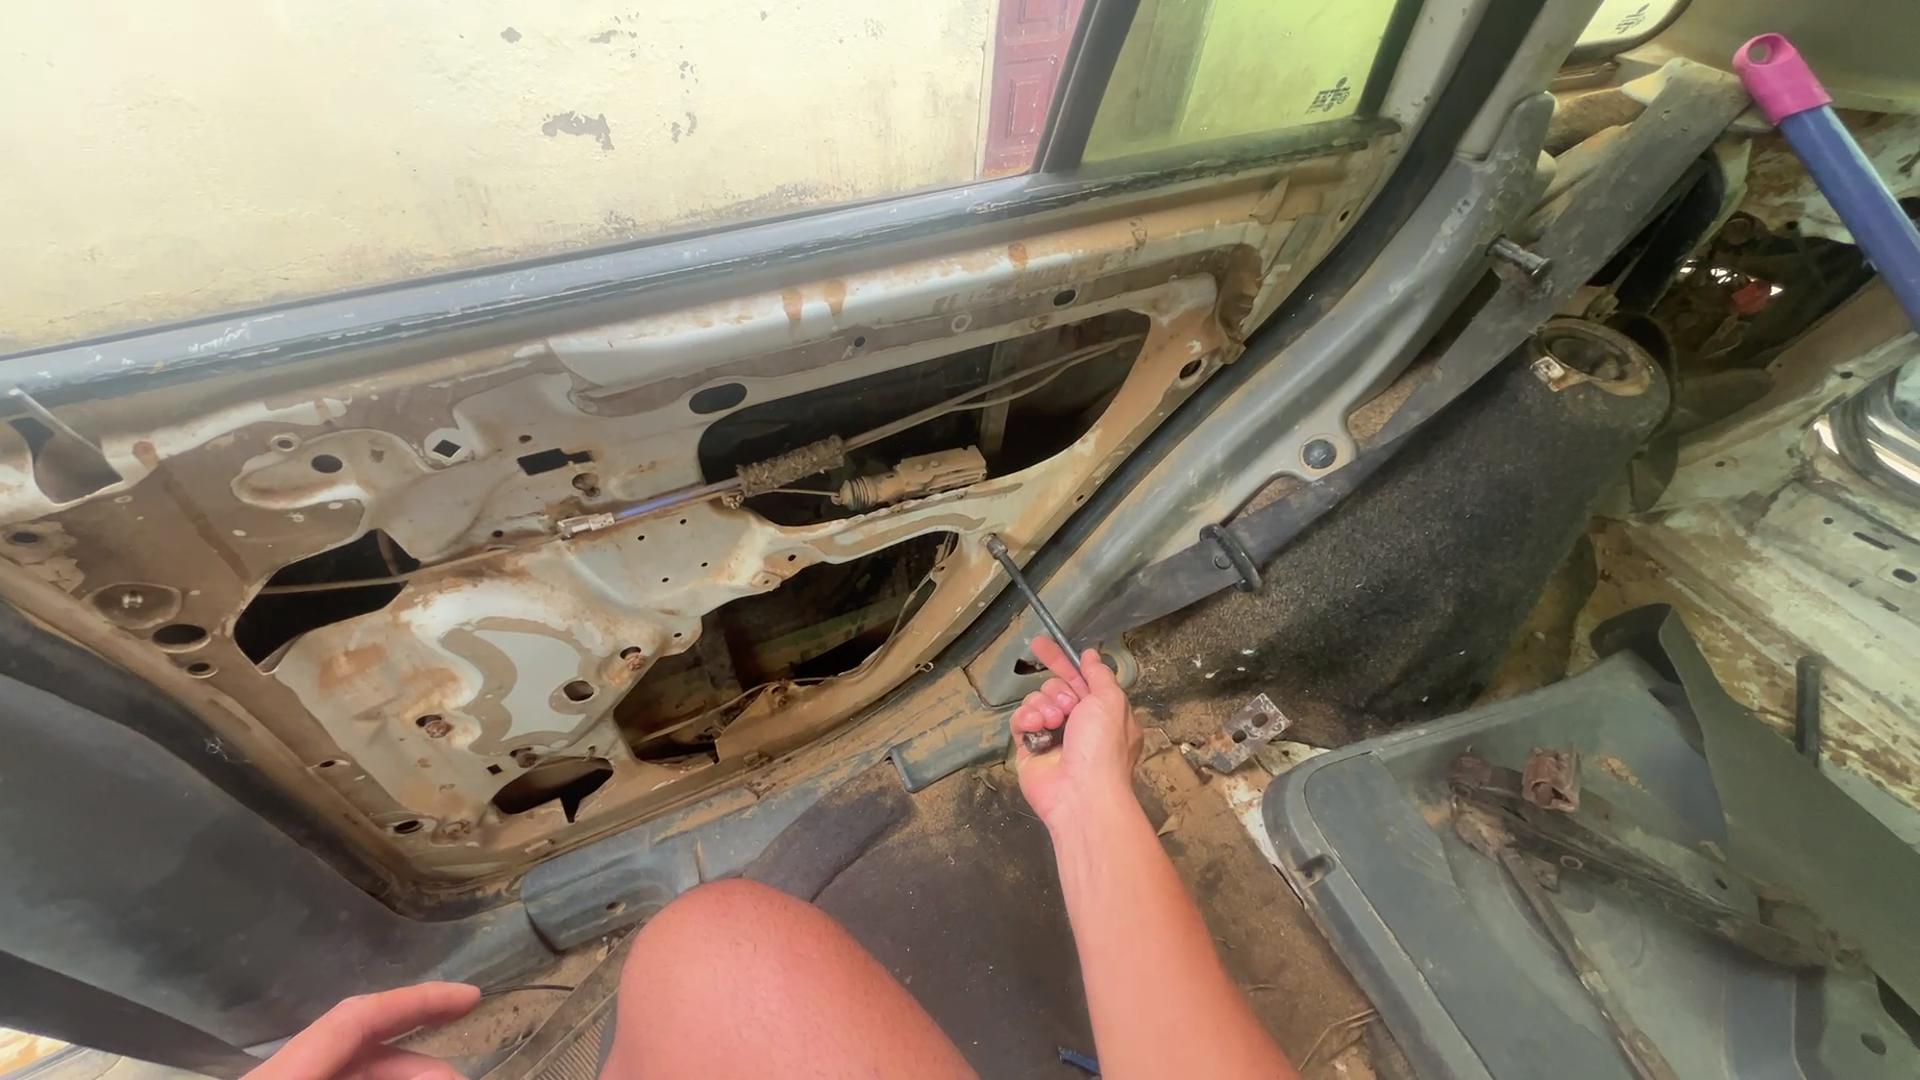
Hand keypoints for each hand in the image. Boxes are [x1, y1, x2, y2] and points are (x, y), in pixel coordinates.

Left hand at [243, 983, 479, 1079]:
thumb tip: (447, 1075)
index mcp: (278, 1075)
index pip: (357, 1017)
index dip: (420, 1000)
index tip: (473, 999)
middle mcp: (277, 1074)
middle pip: (360, 1046)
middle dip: (417, 1061)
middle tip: (461, 1076)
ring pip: (351, 1073)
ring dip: (402, 1077)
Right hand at [1010, 637, 1141, 831]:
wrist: (1081, 793)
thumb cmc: (1102, 746)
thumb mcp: (1110, 702)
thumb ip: (1099, 675)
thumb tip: (1091, 656)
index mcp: (1101, 713)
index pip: (1079, 678)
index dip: (1060, 660)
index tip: (1039, 644)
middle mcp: (1077, 723)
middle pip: (1055, 687)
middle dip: (1058, 692)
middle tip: (1067, 709)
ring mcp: (1052, 735)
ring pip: (1036, 700)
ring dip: (1044, 706)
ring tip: (1053, 724)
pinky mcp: (1029, 747)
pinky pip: (1020, 719)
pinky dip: (1027, 720)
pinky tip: (1036, 728)